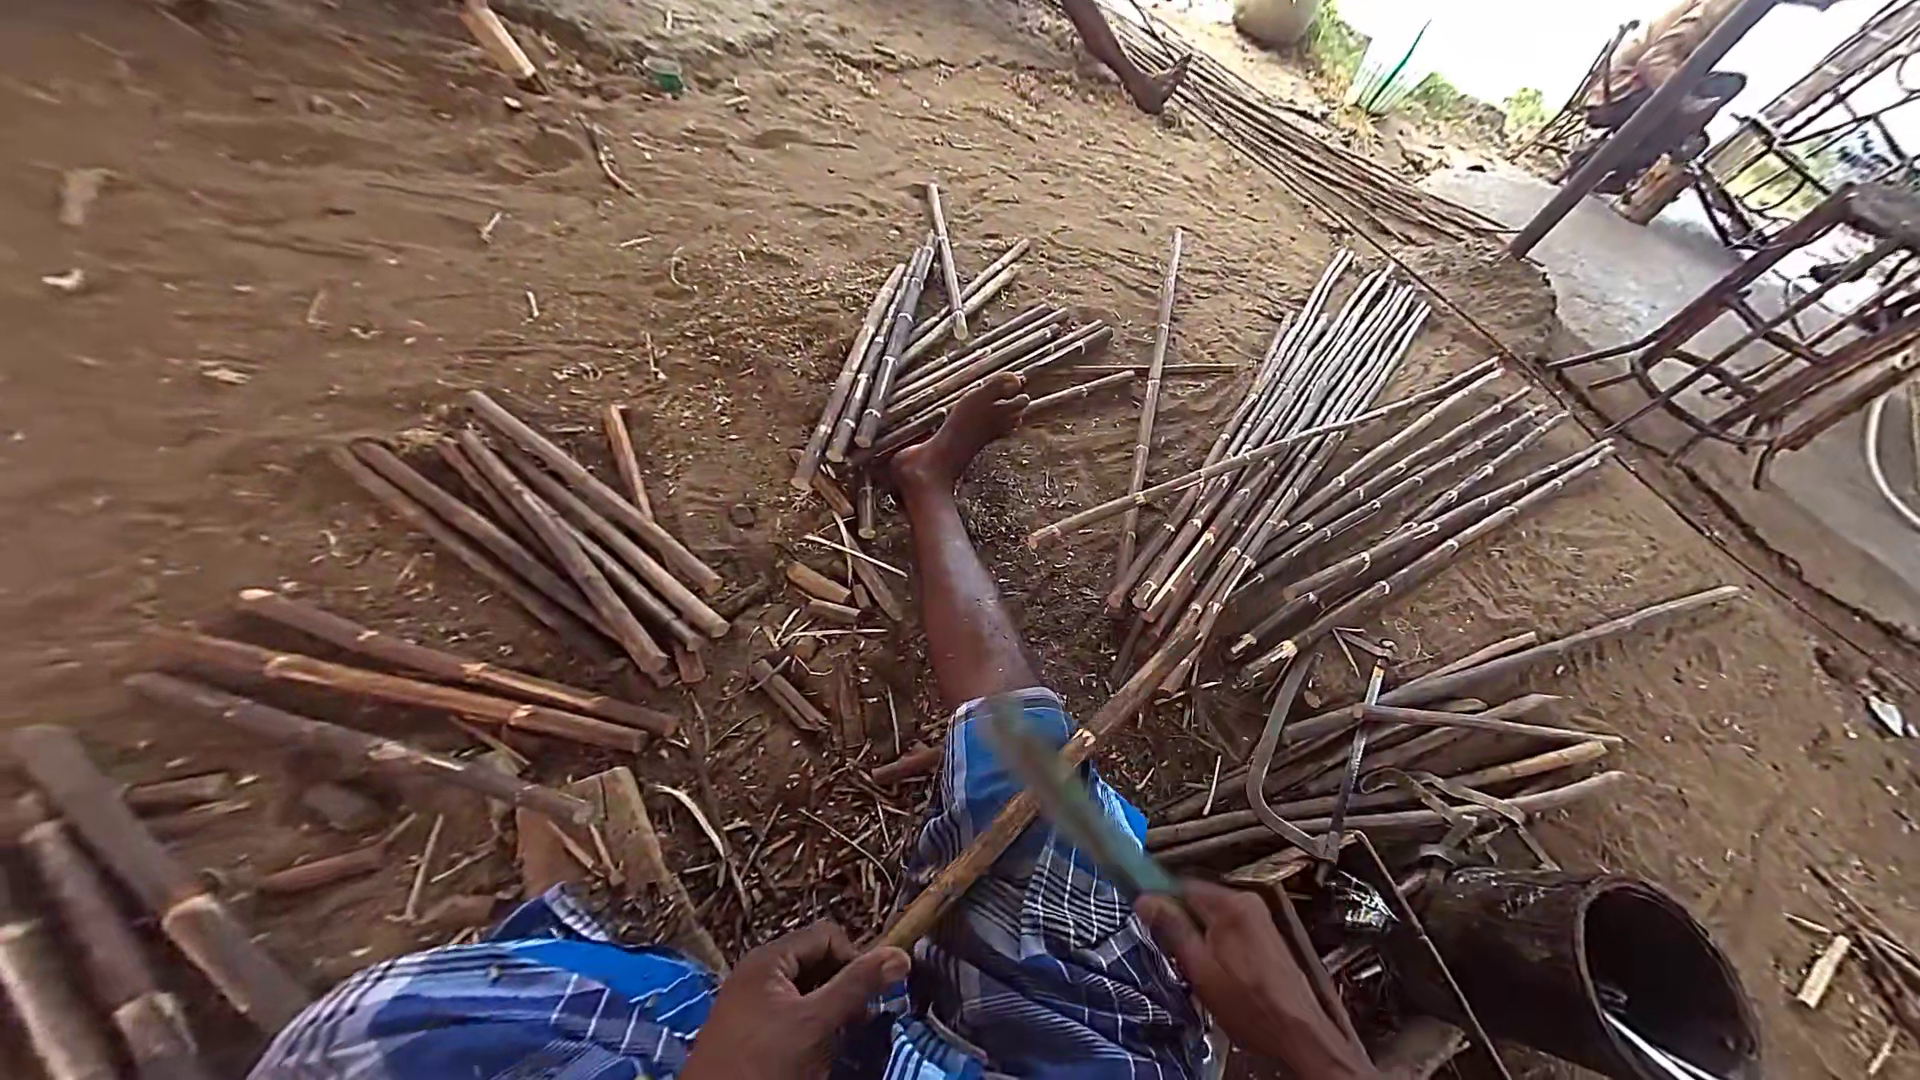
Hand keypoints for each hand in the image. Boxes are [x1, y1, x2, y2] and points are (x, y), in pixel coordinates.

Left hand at [680, 921, 909, 1079]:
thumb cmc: (762, 1069)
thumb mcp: (815, 1025)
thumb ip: (857, 986)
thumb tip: (901, 956)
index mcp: (768, 958)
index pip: (827, 936)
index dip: (854, 960)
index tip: (869, 999)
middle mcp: (756, 973)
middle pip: (816, 963)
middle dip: (840, 989)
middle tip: (855, 1025)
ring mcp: (748, 1006)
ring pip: (804, 993)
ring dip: (826, 1014)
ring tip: (834, 1046)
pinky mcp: (745, 1037)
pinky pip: (788, 1018)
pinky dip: (807, 1032)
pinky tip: (811, 1059)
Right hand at [1137, 881, 1376, 1079]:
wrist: (1301, 1038)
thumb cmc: (1250, 1006)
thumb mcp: (1200, 969)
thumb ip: (1171, 929)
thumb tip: (1144, 899)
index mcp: (1229, 903)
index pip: (1179, 884)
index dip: (1160, 899)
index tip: (1147, 916)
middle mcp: (1246, 901)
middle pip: (1196, 897)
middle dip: (1180, 919)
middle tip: (1172, 949)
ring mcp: (1259, 917)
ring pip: (1211, 913)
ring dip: (1198, 931)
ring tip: (1195, 964)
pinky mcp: (1266, 934)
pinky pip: (1228, 925)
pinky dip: (1215, 939)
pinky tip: (1216, 968)